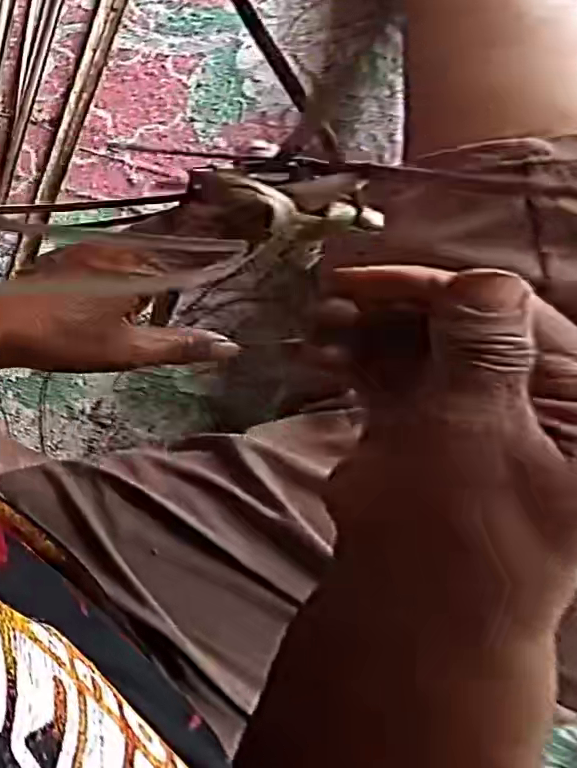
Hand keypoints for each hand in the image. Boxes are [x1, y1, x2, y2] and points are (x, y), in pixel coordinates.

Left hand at [0, 241, 240, 372]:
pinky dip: (135, 248)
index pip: (193, 245)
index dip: (227, 232)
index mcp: (136, 266)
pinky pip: (112, 247)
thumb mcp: (124, 350)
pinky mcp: (64, 258)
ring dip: (168, 236)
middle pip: (167, 235)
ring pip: (138, 239)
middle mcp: (112, 249)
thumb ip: (177, 345)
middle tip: (241, 216)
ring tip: (204, 232)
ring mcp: (84, 250)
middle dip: (202, 226)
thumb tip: (230, 346)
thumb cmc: (58, 338)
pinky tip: (144, 259)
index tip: (261, 220)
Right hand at [320, 267, 576, 630]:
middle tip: (328, 305)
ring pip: (418, 344)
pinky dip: (352, 357)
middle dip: (391, 310)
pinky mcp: (429, 419)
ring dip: (363, 331)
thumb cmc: (469, 515)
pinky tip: (317, 357)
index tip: (360, 278)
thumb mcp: (474, 429)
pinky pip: (391, 370)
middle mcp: (544, 397)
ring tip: (317, 333)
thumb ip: (482, 354)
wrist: (422, 583)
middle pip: (462, 325)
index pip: (517, 318)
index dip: (440, 289)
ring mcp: (481, 408)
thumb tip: (484, 278)